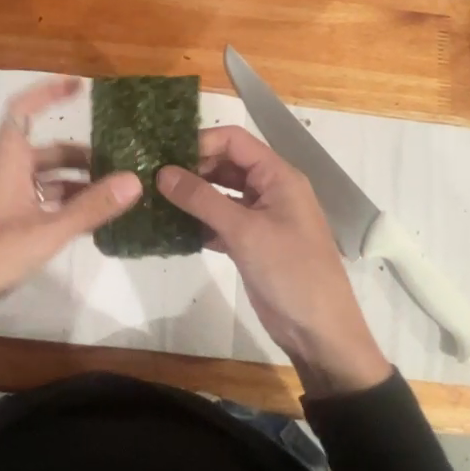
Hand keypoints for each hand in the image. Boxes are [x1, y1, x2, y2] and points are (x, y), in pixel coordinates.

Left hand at [0, 76, 143, 346]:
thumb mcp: (45, 234)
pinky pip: (27, 196)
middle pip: (41, 149)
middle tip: (115, 165)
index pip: (23, 109)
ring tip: (105, 197)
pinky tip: (76, 219)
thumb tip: (134, 180)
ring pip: (36, 176)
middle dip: (78, 156)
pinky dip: (53, 201)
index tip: (79, 85)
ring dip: (69, 182)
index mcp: (4, 161)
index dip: (49, 93)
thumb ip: (90, 208)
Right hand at [156, 126, 391, 396]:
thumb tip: (162, 172)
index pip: (234, 140)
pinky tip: (170, 229)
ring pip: (220, 194)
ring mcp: (261, 218)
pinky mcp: (251, 244)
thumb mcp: (245, 231)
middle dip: (191, 168)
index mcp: (278, 176)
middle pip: (225, 164)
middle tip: (150, 179)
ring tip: (153, 200)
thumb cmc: (290, 271)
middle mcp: (270, 190)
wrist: (319, 330)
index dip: (200, 142)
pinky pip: (220, 222)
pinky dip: (198, 223)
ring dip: (192, 197)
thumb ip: (203, 199)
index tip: (163, 156)